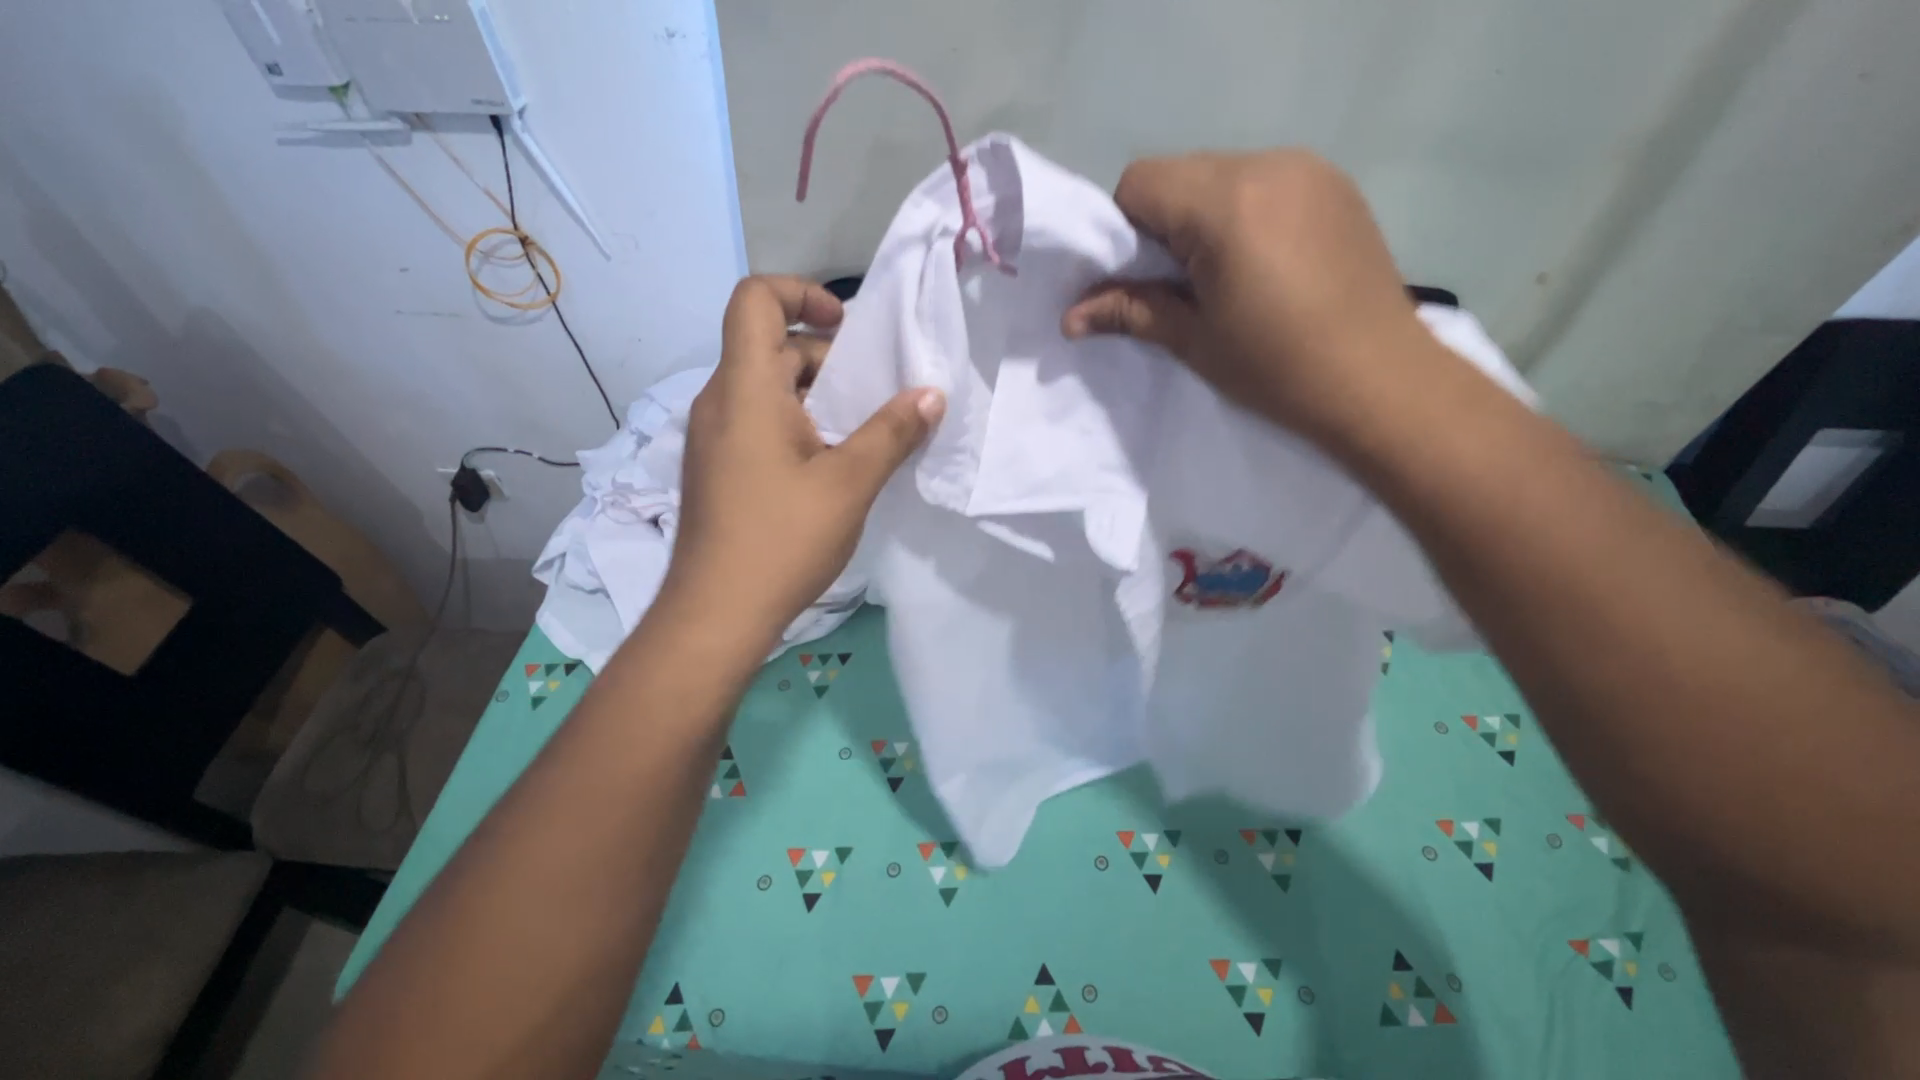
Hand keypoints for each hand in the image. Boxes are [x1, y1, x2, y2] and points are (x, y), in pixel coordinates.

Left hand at [664, 275, 944, 641]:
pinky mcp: (717, 469)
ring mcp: (713, 438)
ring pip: (766, 388)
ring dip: (815, 396)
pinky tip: (831, 468)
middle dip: (827, 358)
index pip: (756, 299)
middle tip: (875, 395)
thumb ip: (892, 432)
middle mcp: (719, 402)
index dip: (802, 293)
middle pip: (770, 345)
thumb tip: (931, 395)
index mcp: (745, 388)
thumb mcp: (850, 483)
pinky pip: (756, 422)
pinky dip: (795, 424)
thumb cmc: (781, 539)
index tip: (848, 330)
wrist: (716, 614)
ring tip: (862, 435)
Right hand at [1063, 150, 1435, 446]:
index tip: (1144, 279)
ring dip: (1207, 217)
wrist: (1382, 382)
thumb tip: (1069, 318)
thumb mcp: (1194, 341)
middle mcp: (1267, 165)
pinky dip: (1249, 213)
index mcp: (1225, 203)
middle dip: (1165, 222)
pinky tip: (1269, 263)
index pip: (1140, 182)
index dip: (1125, 230)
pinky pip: (1266, 181)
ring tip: (1231, 276)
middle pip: (1181, 174)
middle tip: (1184, 284)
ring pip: (1223, 174)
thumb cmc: (1278, 368)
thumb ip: (1130, 311)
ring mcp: (1308, 170)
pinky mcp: (1336, 185)